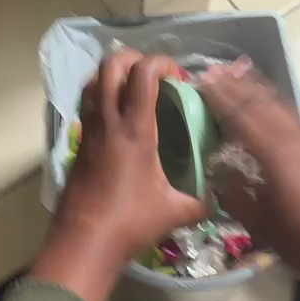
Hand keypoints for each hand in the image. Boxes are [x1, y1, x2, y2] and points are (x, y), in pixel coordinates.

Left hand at [31, 50, 206, 300]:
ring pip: (93, 80)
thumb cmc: (130, 222)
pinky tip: (117, 113)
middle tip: (154, 73)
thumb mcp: (175, 212)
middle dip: (134, 57)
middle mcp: (109, 120)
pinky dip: (101, 94)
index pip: (143, 74)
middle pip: (111, 65)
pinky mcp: (79, 142)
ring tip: (133, 86)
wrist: (84, 242)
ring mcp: (90, 129)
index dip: (162, 62)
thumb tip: (220, 198)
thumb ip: (201, 201)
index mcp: (135, 129)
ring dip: (113, 73)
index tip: (178, 76)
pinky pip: (87, 103)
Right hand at [199, 65, 299, 299]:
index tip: (202, 80)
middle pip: (261, 104)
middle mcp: (294, 139)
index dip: (219, 97)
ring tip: (245, 71)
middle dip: (236, 86)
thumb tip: (222, 173)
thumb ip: (237, 195)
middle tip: (215, 71)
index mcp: (273, 153)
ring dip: (263, 88)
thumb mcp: (260, 225)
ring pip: (285, 106)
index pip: (239, 116)